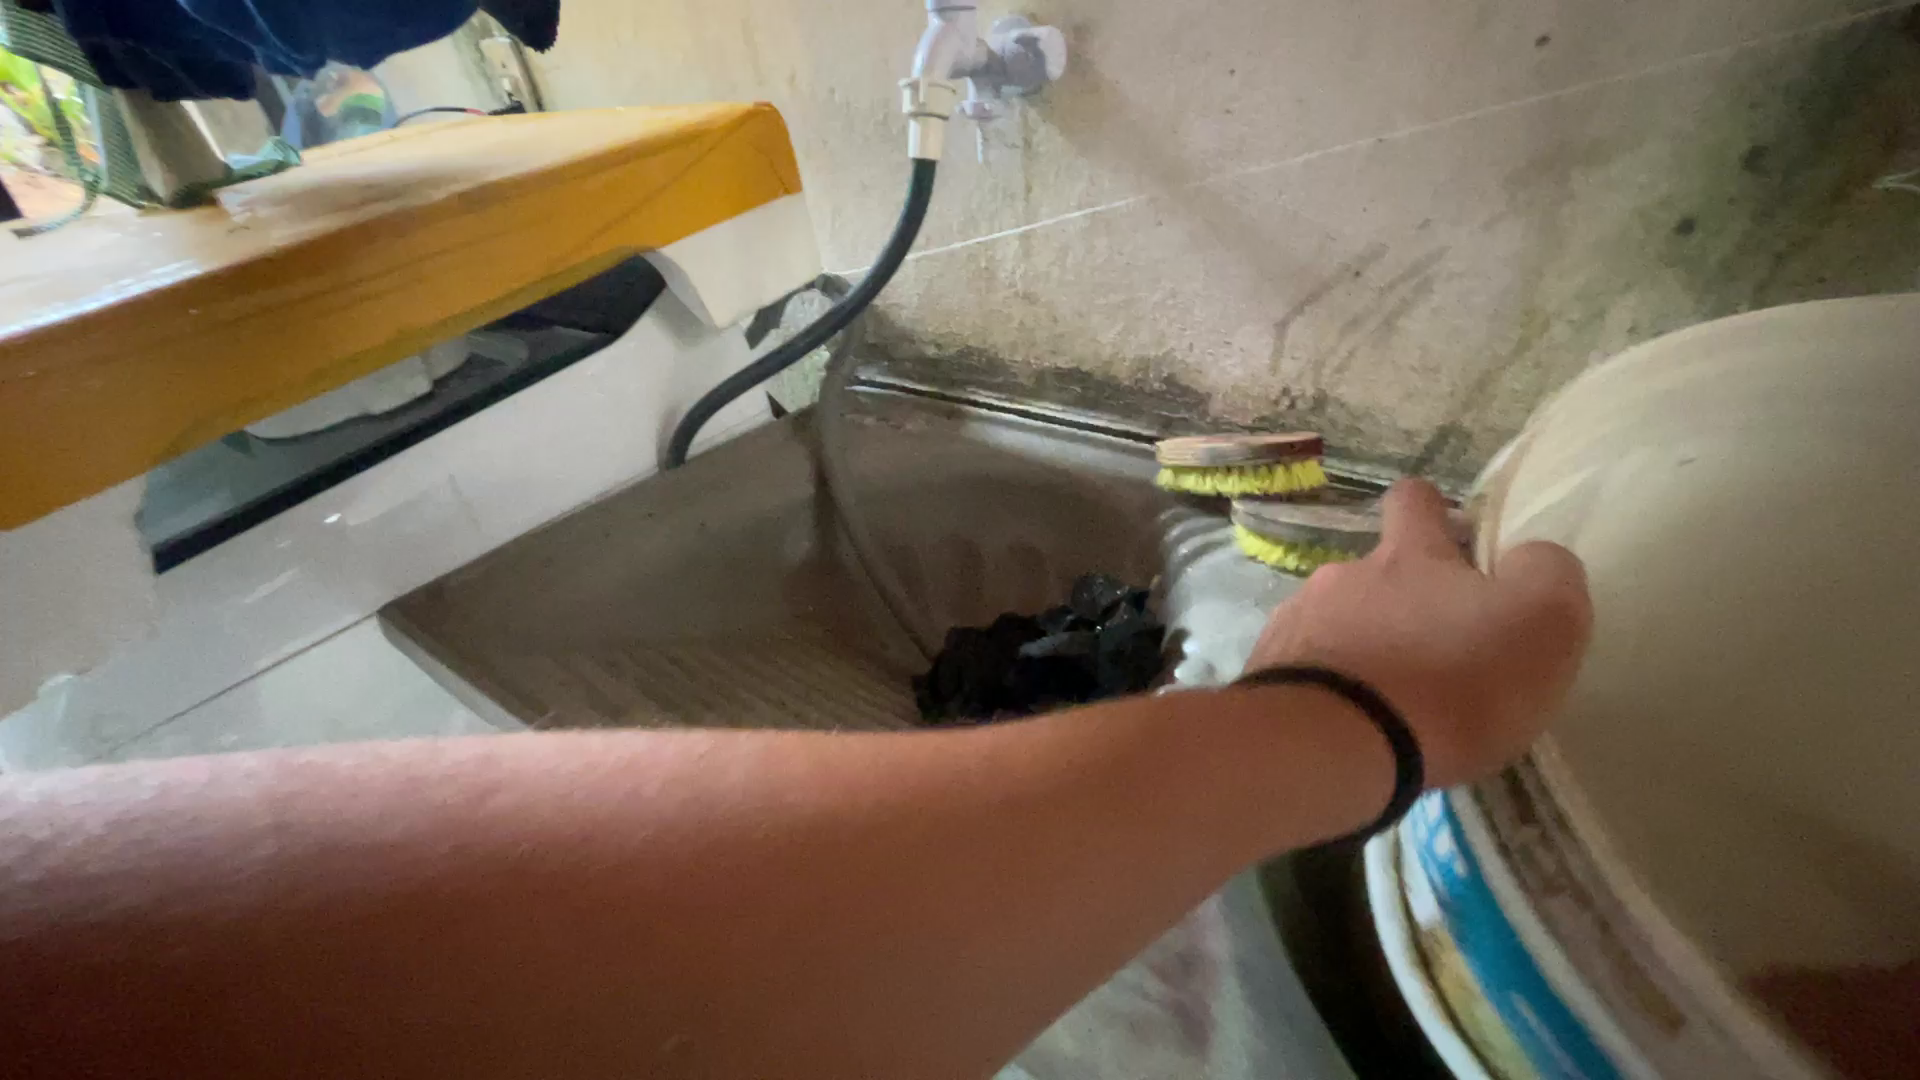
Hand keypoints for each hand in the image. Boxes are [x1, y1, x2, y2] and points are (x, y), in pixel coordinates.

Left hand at [1246, 479, 1591, 787]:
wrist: (1333, 743)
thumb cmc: (1451, 682)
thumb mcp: (1540, 622)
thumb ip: (1543, 574)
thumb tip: (1525, 556)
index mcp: (1406, 556)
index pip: (1414, 500)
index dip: (1432, 510)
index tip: (1451, 538)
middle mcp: (1340, 576)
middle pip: (1373, 573)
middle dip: (1400, 599)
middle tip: (1434, 648)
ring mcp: (1295, 621)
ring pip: (1335, 621)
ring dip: (1362, 645)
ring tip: (1390, 697)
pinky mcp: (1269, 668)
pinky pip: (1305, 666)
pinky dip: (1328, 684)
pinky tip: (1347, 720)